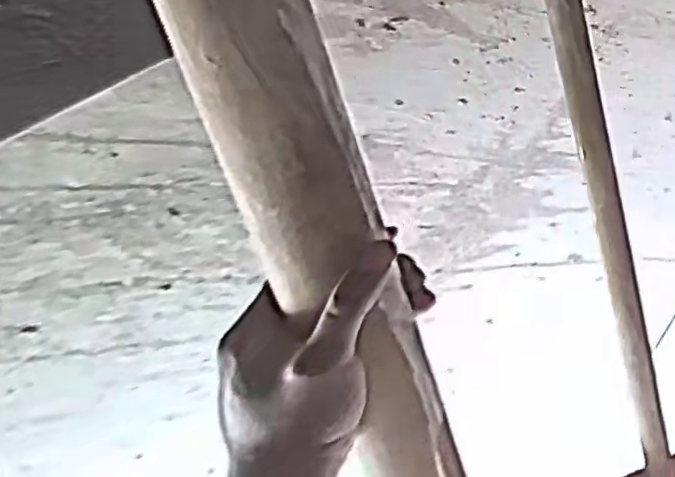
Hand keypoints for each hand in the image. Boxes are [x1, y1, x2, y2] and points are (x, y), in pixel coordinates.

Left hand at [218, 237, 436, 476]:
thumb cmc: (293, 434)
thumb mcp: (325, 359)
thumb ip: (349, 302)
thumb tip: (377, 249)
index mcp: (255, 330)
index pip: (300, 266)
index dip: (343, 247)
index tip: (382, 239)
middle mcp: (269, 340)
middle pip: (332, 283)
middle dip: (381, 277)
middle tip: (412, 283)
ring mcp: (291, 358)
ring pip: (346, 307)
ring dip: (388, 299)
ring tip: (418, 305)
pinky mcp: (313, 374)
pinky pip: (350, 331)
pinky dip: (380, 323)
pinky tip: (404, 324)